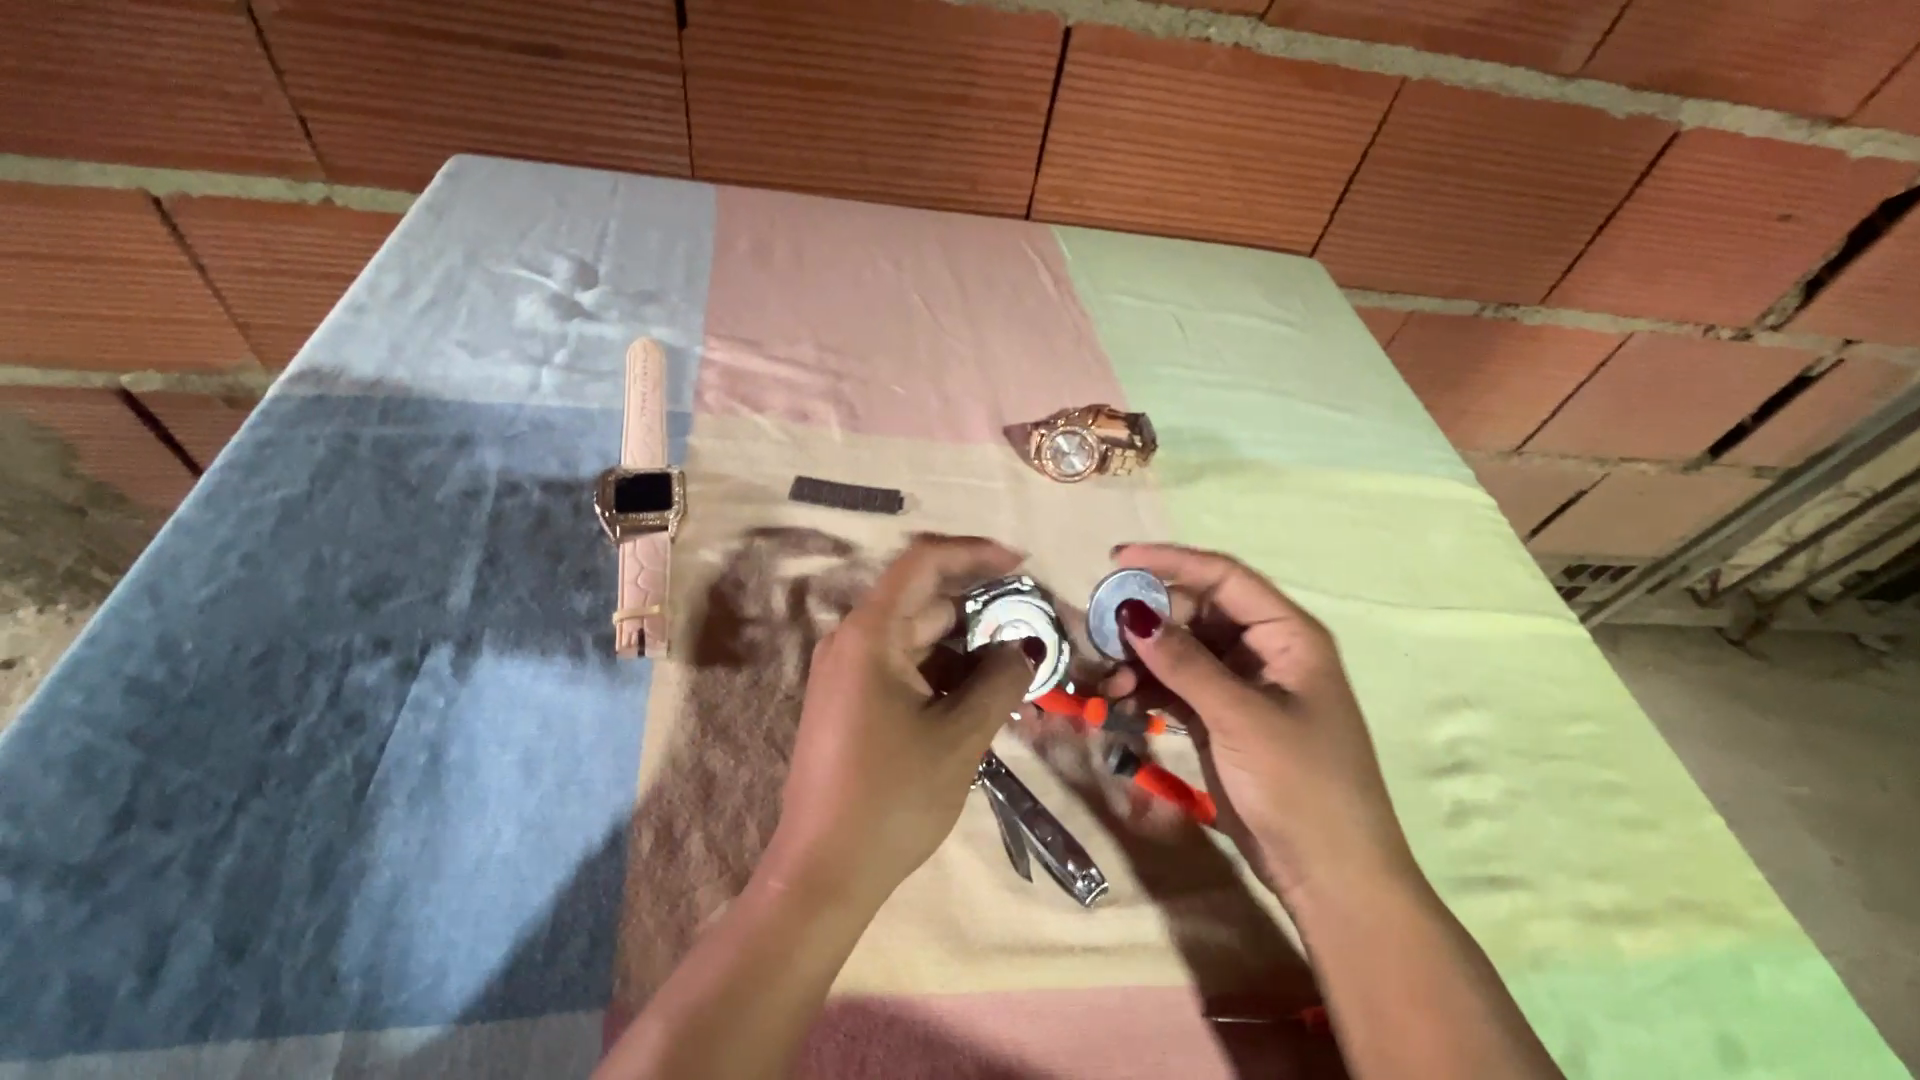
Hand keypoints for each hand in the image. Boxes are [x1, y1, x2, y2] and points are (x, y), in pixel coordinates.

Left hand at [762, 535, 1036, 903]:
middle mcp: (852, 643)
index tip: (1023, 564)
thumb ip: (999, 680)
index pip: (924, 563)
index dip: (975, 553)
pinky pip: (904, 671)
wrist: (824, 872)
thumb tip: (1020, 647)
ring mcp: (846, 675)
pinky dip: (943, 677)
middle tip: (1034, 638)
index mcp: (870, 634)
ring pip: (917, 641)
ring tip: (1016, 678)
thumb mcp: (960, 736)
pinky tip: (980, 703)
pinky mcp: (849, 706)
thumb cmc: (893, 797)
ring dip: (966, 652)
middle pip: (924, 603)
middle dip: (982, 615)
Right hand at [1103, 544, 1417, 908]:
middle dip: (1147, 618)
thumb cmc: (1301, 785)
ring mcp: (1241, 687)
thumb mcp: (1241, 718)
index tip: (1115, 561)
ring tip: (1106, 678)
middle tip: (1099, 633)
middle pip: (1196, 611)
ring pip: (1181, 651)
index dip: (1170, 562)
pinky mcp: (1222, 720)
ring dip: (1142, 657)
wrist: (1329, 873)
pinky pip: (1177, 686)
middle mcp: (1264, 651)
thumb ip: (1185, 663)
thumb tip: (1131, 615)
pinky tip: (1119, 698)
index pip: (1224, 577)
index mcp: (1288, 635)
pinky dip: (1148, 687)